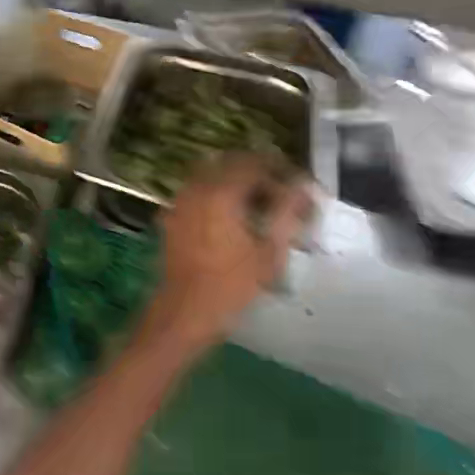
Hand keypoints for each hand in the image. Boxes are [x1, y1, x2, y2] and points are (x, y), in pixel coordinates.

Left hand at [149, 154, 313, 349]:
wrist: (183, 312)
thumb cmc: (230, 287)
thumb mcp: (269, 253)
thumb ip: (288, 213)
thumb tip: (303, 187)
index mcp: (220, 193)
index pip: (254, 163)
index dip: (279, 170)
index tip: (297, 187)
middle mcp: (195, 189)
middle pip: (230, 164)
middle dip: (256, 173)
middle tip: (279, 194)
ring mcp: (179, 203)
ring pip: (211, 176)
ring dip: (235, 183)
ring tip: (258, 207)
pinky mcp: (171, 218)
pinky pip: (196, 194)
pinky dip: (215, 196)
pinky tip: (231, 220)